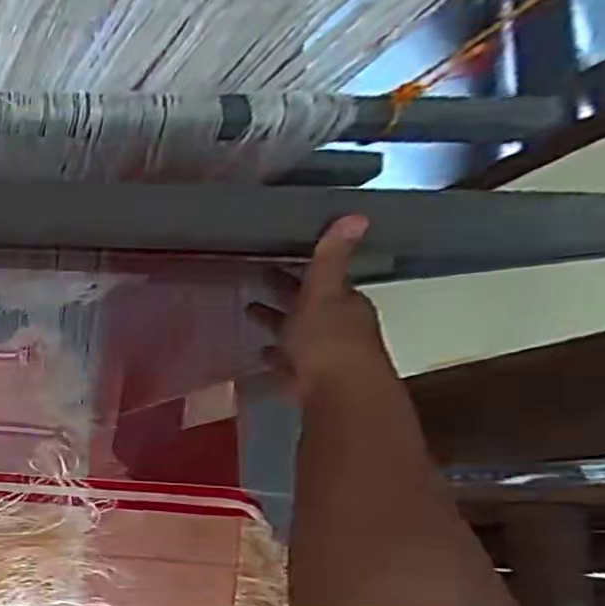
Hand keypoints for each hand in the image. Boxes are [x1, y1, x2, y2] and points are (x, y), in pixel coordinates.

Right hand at [248, 215, 394, 399]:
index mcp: (342, 303)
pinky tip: (261, 351)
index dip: (302, 269)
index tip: (276, 257)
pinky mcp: (306, 374)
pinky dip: (276, 352)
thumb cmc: (328, 340)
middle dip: (285, 292)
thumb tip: (355, 215)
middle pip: (307, 304)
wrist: (336, 390)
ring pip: (295, 330)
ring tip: (249, 311)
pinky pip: (287, 358)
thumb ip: (331, 260)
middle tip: (256, 279)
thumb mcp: (324, 294)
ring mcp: (321, 351)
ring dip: (276, 320)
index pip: (323, 280)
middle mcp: (336, 324)